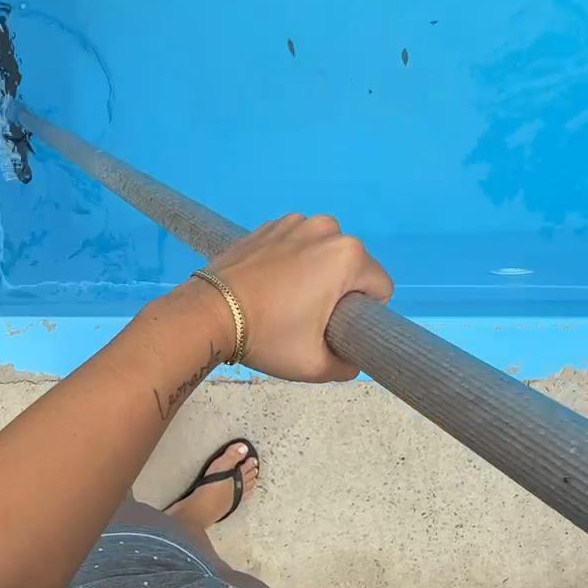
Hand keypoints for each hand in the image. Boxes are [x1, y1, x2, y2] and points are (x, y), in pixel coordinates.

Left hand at [204, 213, 393, 381]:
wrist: (208, 313)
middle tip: (304, 318)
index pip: (380, 288)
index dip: (363, 314)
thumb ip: (347, 366)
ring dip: (314, 274)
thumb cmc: (267, 336)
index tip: (332, 328)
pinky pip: (294, 246)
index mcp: (348, 255)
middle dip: (338, 292)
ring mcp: (293, 222)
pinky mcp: (266, 226)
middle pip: (351, 268)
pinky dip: (289, 262)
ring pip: (322, 254)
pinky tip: (267, 285)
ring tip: (283, 301)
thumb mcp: (314, 365)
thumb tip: (353, 361)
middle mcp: (326, 229)